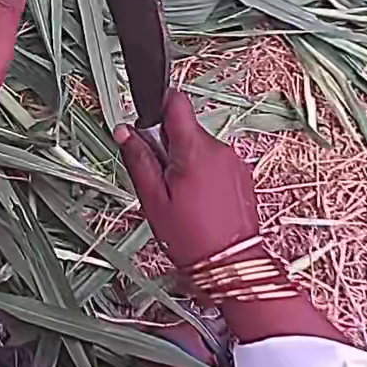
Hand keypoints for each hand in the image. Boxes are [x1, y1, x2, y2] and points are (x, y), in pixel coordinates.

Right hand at [113, 92, 258, 267]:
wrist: (232, 264)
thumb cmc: (192, 237)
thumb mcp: (152, 198)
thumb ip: (138, 159)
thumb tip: (124, 132)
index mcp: (194, 151)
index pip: (176, 103)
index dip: (157, 107)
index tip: (146, 123)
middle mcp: (219, 149)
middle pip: (184, 128)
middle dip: (166, 146)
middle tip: (159, 177)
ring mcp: (233, 161)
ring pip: (198, 146)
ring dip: (184, 161)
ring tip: (179, 194)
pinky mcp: (241, 173)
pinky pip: (214, 161)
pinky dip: (201, 173)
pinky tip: (196, 199)